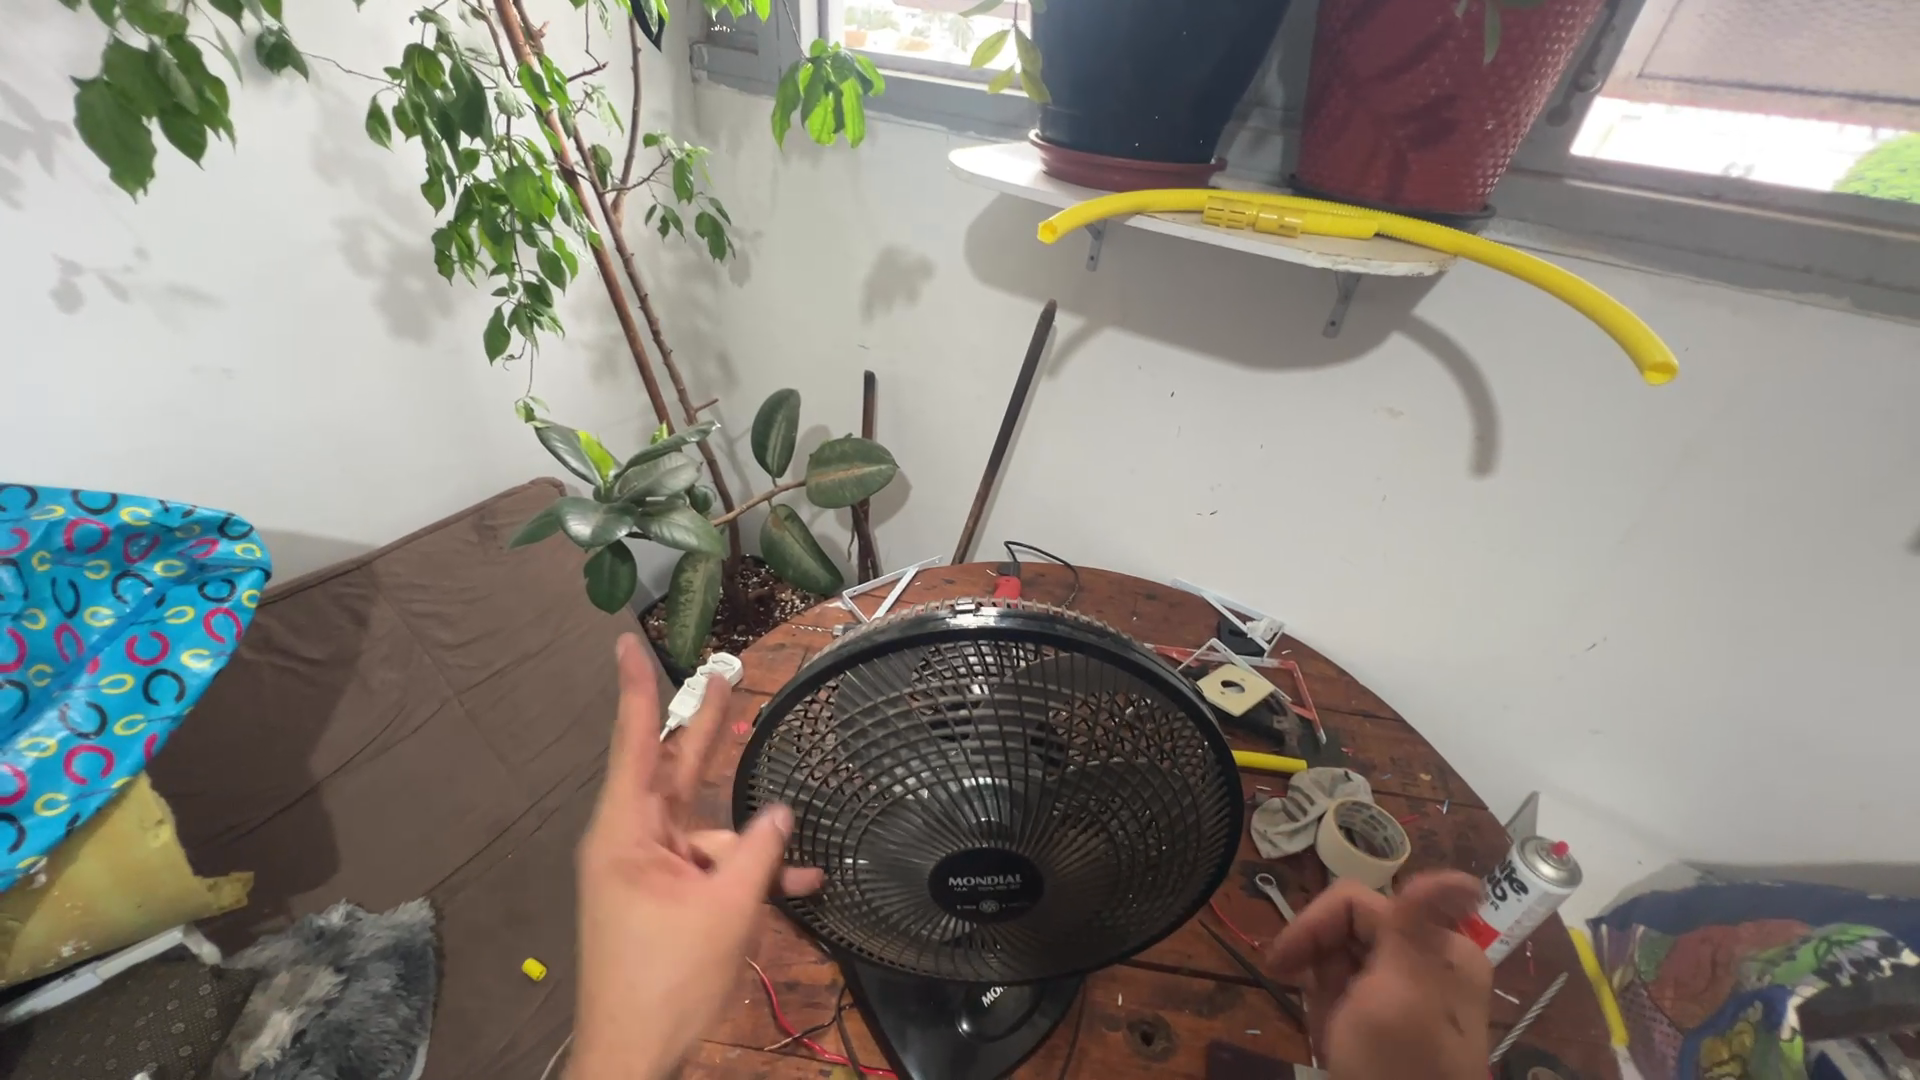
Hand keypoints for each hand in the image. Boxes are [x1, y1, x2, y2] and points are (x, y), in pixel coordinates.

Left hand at [569, 634, 824, 1079]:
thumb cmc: (669, 979)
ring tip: (794, 850)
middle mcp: (634, 838)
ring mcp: (652, 866)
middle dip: (703, 726)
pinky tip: (797, 885)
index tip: (625, 642)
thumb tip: (783, 810)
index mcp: (626, 832)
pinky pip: (712, 864)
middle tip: (722, 674)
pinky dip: (747, 870)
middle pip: (673, 767)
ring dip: (749, 836)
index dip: (636, 689)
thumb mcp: (727, 908)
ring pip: (706, 823)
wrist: (636, 1059)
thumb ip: (759, 850)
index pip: (633, 742)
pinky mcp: (669, 892)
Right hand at [1265, 873, 1490, 1079]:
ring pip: (1338, 952)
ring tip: (1330, 1029)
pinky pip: (1343, 982)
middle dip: (1319, 960)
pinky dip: (1327, 1003)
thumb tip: (1465, 876)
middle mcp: (1430, 956)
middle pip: (1345, 923)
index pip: (1353, 901)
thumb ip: (1415, 926)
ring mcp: (1411, 984)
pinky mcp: (1393, 1010)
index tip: (1282, 964)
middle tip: (1313, 1006)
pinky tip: (1333, 1034)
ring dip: (1321, 985)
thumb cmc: (1392, 1074)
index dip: (1313, 926)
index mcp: (1441, 947)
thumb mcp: (1399, 997)